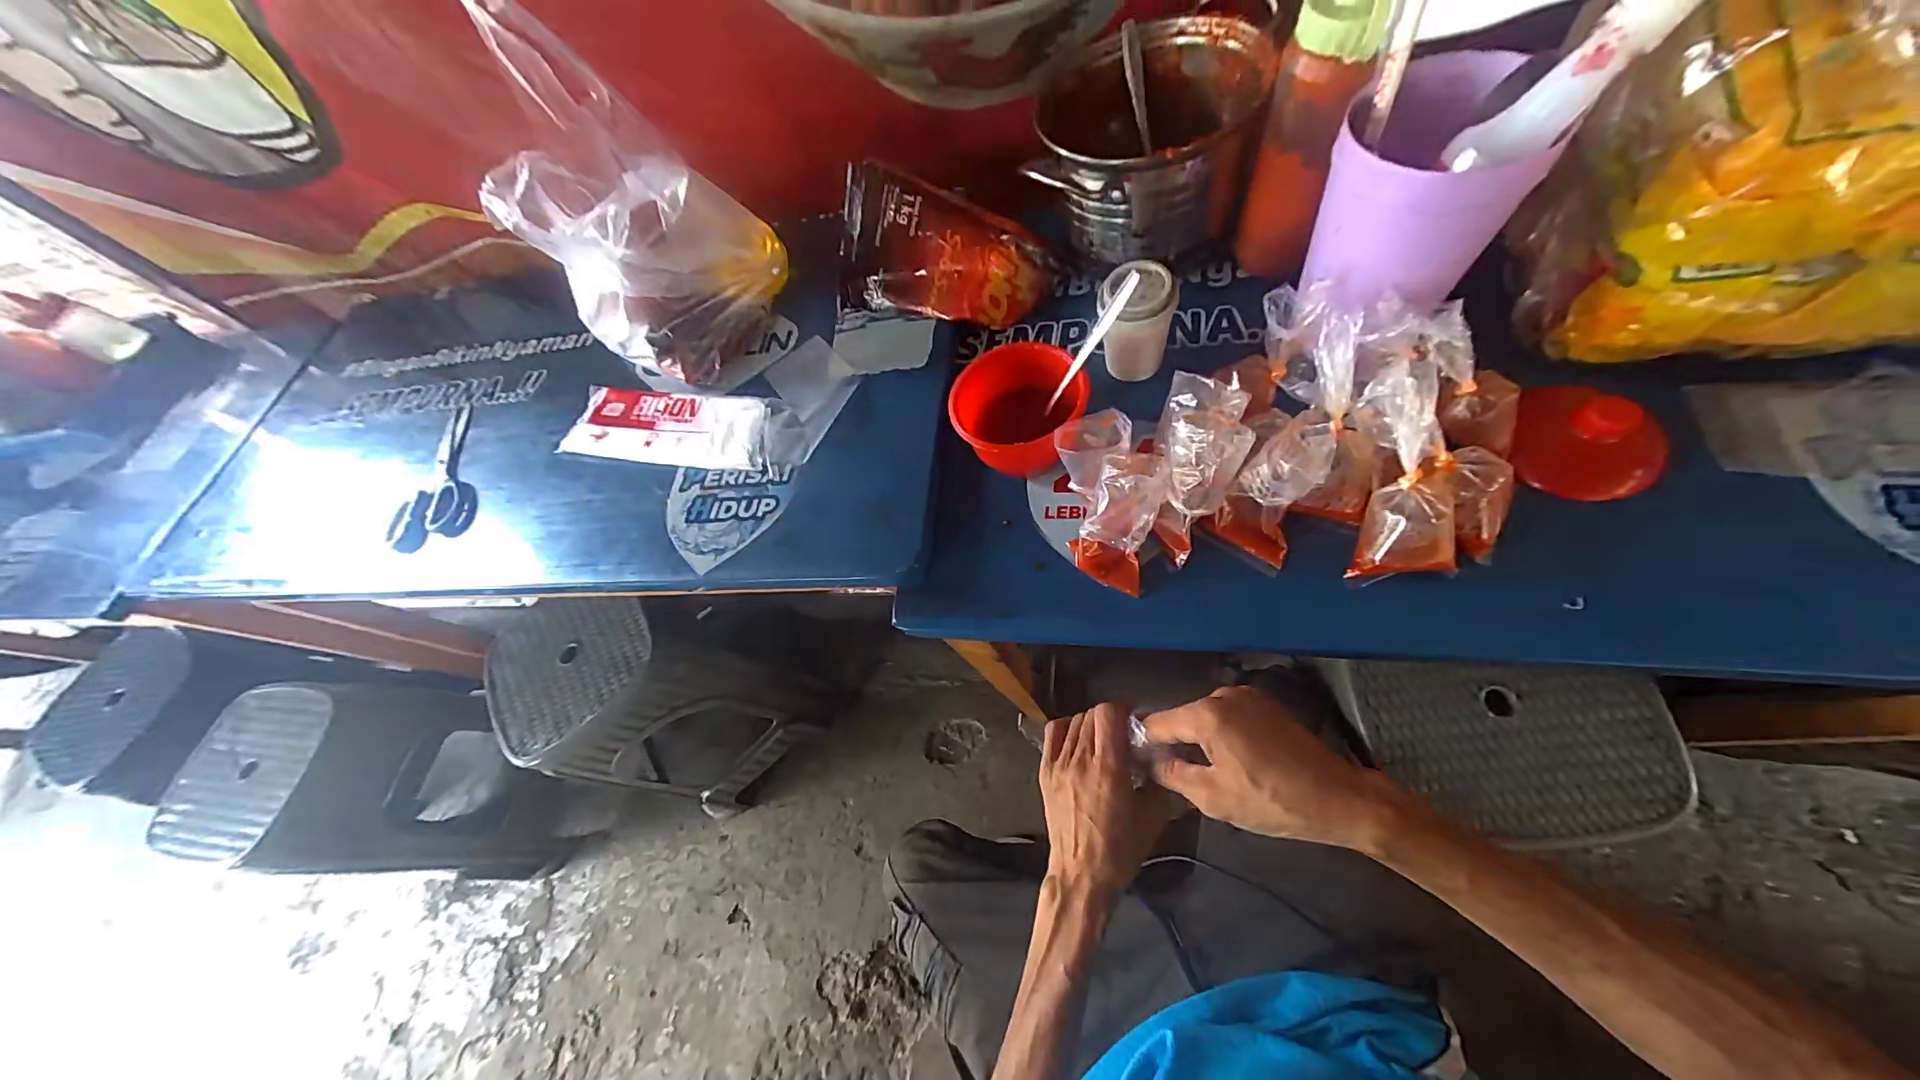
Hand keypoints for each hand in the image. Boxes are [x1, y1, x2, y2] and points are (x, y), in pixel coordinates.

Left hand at [1039, 703, 1167, 899]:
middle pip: (1091, 714)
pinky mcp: (1045, 772)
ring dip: (1091, 723)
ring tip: (1103, 739)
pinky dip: (1068, 729)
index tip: (1134, 718)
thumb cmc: (1120, 849)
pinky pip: (1054, 734)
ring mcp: (1059, 764)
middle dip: (1110, 717)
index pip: (1108, 713)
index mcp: (1108, 768)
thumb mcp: (1153, 816)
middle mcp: (1080, 759)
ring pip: (1074, 722)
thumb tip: (1160, 756)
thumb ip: (1159, 780)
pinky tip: (1079, 741)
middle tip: (1123, 732)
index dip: (1123, 708)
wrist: (1081, 874)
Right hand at [1141, 685, 1408, 852]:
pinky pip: (1228, 718)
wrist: (1340, 799)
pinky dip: (1222, 737)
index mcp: (1206, 714)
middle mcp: (1223, 695)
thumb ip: (1172, 775)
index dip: (1145, 746)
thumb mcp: (1213, 797)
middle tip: (1178, 779)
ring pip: (1204, 719)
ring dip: (1200, 742)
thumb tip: (1149, 761)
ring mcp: (1247, 697)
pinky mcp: (1266, 706)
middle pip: (1181, 719)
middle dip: (1175, 745)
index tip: (1141, 768)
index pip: (1157, 724)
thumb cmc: (1272, 801)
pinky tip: (1233, 763)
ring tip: (1209, 774)